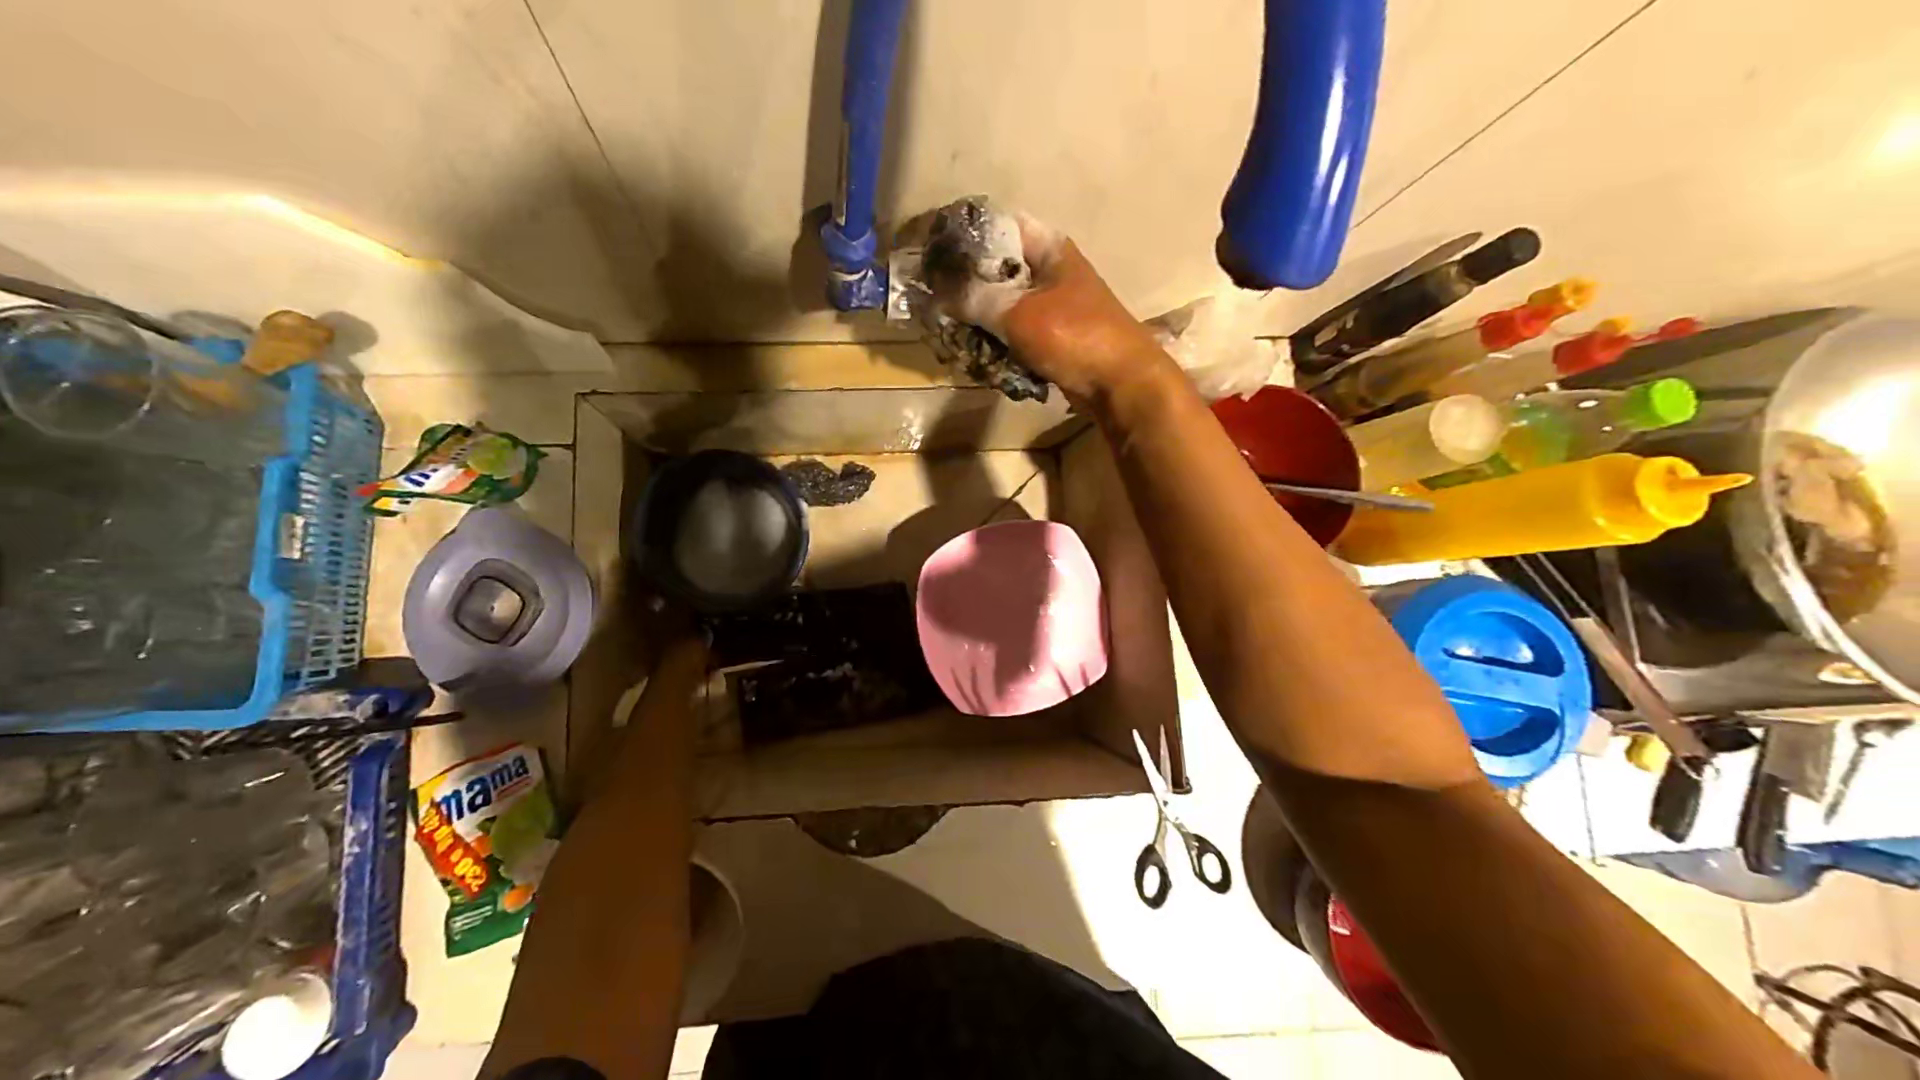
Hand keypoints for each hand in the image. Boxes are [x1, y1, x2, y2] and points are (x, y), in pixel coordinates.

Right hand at [942, 215, 1176, 406]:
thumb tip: (934, 291)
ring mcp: (1051, 304)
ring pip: (1001, 304)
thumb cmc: (1074, 337)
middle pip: (995, 269)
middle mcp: (1048, 270)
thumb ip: (974, 298)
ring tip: (950, 333)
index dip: (961, 236)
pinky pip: (1012, 332)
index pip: (995, 226)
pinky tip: (975, 353)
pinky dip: (995, 341)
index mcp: (1047, 248)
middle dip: (963, 287)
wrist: (1121, 385)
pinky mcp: (1051, 336)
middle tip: (933, 302)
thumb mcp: (1018, 313)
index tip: (929, 253)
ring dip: (977, 320)